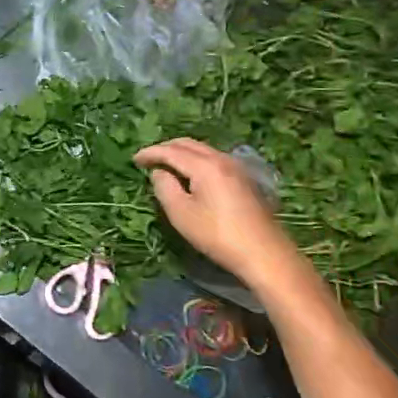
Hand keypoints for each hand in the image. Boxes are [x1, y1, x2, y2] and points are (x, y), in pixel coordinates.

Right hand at [135, 137, 288, 279]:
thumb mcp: (180, 213)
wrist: (263, 252)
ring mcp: (236, 168)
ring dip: (181, 153)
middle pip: (189, 144)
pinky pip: (213, 159)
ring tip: (166, 165)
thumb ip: (164, 187)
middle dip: (166, 148)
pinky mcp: (243, 179)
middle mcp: (221, 159)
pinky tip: (190, 174)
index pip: (171, 151)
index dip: (150, 153)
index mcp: (204, 165)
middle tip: (148, 159)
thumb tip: (159, 172)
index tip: (134, 160)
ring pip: (203, 150)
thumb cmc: (217, 234)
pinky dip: (195, 160)